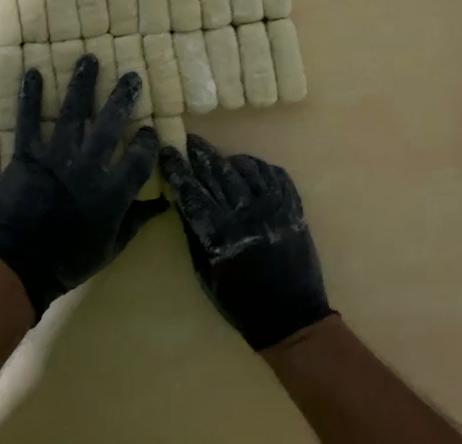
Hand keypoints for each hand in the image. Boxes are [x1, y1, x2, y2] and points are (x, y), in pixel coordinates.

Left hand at [0, 55, 166, 317]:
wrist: (19, 265)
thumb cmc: (69, 261)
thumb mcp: (111, 247)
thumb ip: (137, 221)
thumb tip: (162, 203)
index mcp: (111, 195)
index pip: (138, 159)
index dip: (147, 141)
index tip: (150, 129)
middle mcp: (87, 170)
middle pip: (109, 126)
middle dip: (122, 99)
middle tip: (131, 76)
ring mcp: (56, 159)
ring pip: (72, 115)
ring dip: (82, 85)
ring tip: (89, 59)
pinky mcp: (26, 156)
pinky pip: (29, 121)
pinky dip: (31, 97)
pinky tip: (34, 72)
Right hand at [161, 134, 332, 349]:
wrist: (291, 319)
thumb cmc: (240, 302)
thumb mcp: (205, 273)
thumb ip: (194, 234)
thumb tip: (182, 200)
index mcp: (220, 235)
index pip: (192, 192)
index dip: (177, 170)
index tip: (167, 152)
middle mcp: (247, 215)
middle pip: (218, 173)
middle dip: (200, 155)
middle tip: (190, 142)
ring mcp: (274, 209)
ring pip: (247, 168)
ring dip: (229, 160)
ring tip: (220, 159)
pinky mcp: (294, 209)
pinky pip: (276, 176)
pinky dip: (260, 168)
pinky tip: (250, 169)